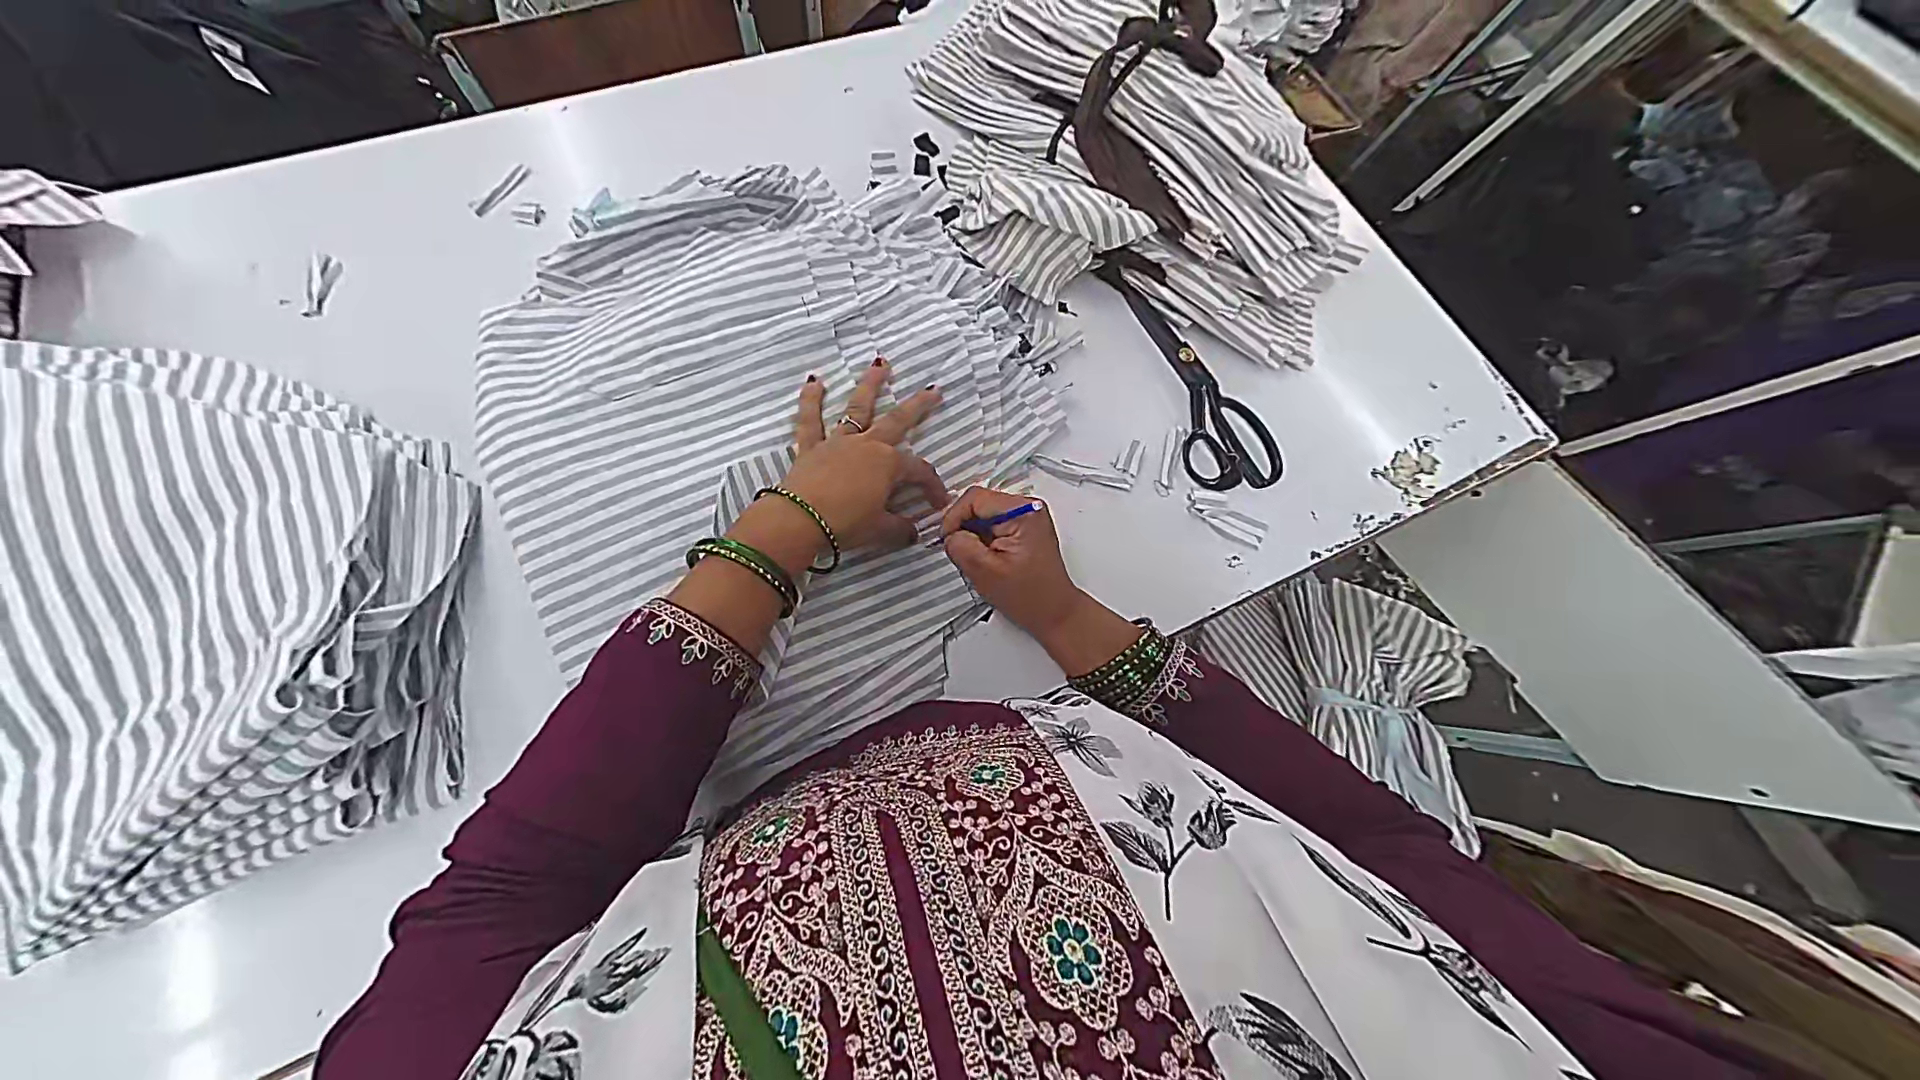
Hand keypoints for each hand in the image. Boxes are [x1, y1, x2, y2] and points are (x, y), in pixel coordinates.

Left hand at [729, 361, 949, 575]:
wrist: (799, 521)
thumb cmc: (845, 524)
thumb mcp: (880, 530)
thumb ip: (900, 528)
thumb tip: (914, 531)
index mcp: (888, 464)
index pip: (918, 471)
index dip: (932, 486)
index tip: (938, 502)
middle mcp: (866, 446)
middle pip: (897, 421)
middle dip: (918, 405)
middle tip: (934, 390)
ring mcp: (838, 443)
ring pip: (857, 409)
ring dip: (870, 386)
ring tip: (879, 365)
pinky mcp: (810, 448)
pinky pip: (810, 420)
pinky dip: (810, 401)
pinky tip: (813, 383)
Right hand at [940, 485, 1145, 676]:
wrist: (1054, 612)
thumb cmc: (1031, 597)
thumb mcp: (985, 571)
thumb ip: (960, 545)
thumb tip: (950, 533)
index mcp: (1023, 512)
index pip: (974, 498)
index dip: (954, 518)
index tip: (948, 538)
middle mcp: (1029, 508)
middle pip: (979, 503)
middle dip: (964, 527)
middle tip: (962, 552)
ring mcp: (1028, 517)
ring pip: (984, 514)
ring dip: (974, 535)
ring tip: (980, 559)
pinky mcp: (1024, 527)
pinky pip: (993, 525)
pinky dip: (983, 540)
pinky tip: (988, 558)